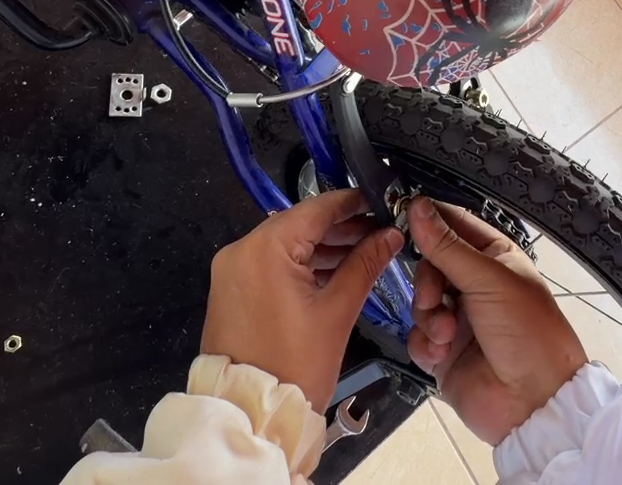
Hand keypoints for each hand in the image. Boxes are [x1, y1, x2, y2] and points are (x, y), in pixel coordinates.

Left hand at [201, 189, 403, 410]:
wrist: (249, 419)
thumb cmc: (294, 366)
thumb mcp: (337, 311)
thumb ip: (365, 264)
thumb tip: (390, 235)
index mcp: (265, 248)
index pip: (317, 208)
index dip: (353, 203)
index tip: (380, 202)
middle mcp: (242, 250)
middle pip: (302, 224)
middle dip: (342, 228)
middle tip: (380, 231)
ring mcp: (233, 271)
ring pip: (288, 244)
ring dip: (324, 247)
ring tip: (364, 252)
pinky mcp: (232, 290)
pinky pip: (273, 263)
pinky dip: (303, 265)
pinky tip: (336, 270)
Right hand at [407, 197, 587, 444]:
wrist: (534, 404)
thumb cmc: (528, 332)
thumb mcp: (488, 280)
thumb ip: (447, 246)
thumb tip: (418, 206)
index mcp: (494, 256)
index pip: (454, 225)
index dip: (428, 220)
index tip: (401, 214)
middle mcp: (475, 284)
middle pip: (430, 264)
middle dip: (427, 280)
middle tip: (434, 296)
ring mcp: (459, 318)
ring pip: (421, 300)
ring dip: (429, 315)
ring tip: (447, 333)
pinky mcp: (444, 351)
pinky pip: (417, 336)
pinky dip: (426, 342)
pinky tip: (442, 351)